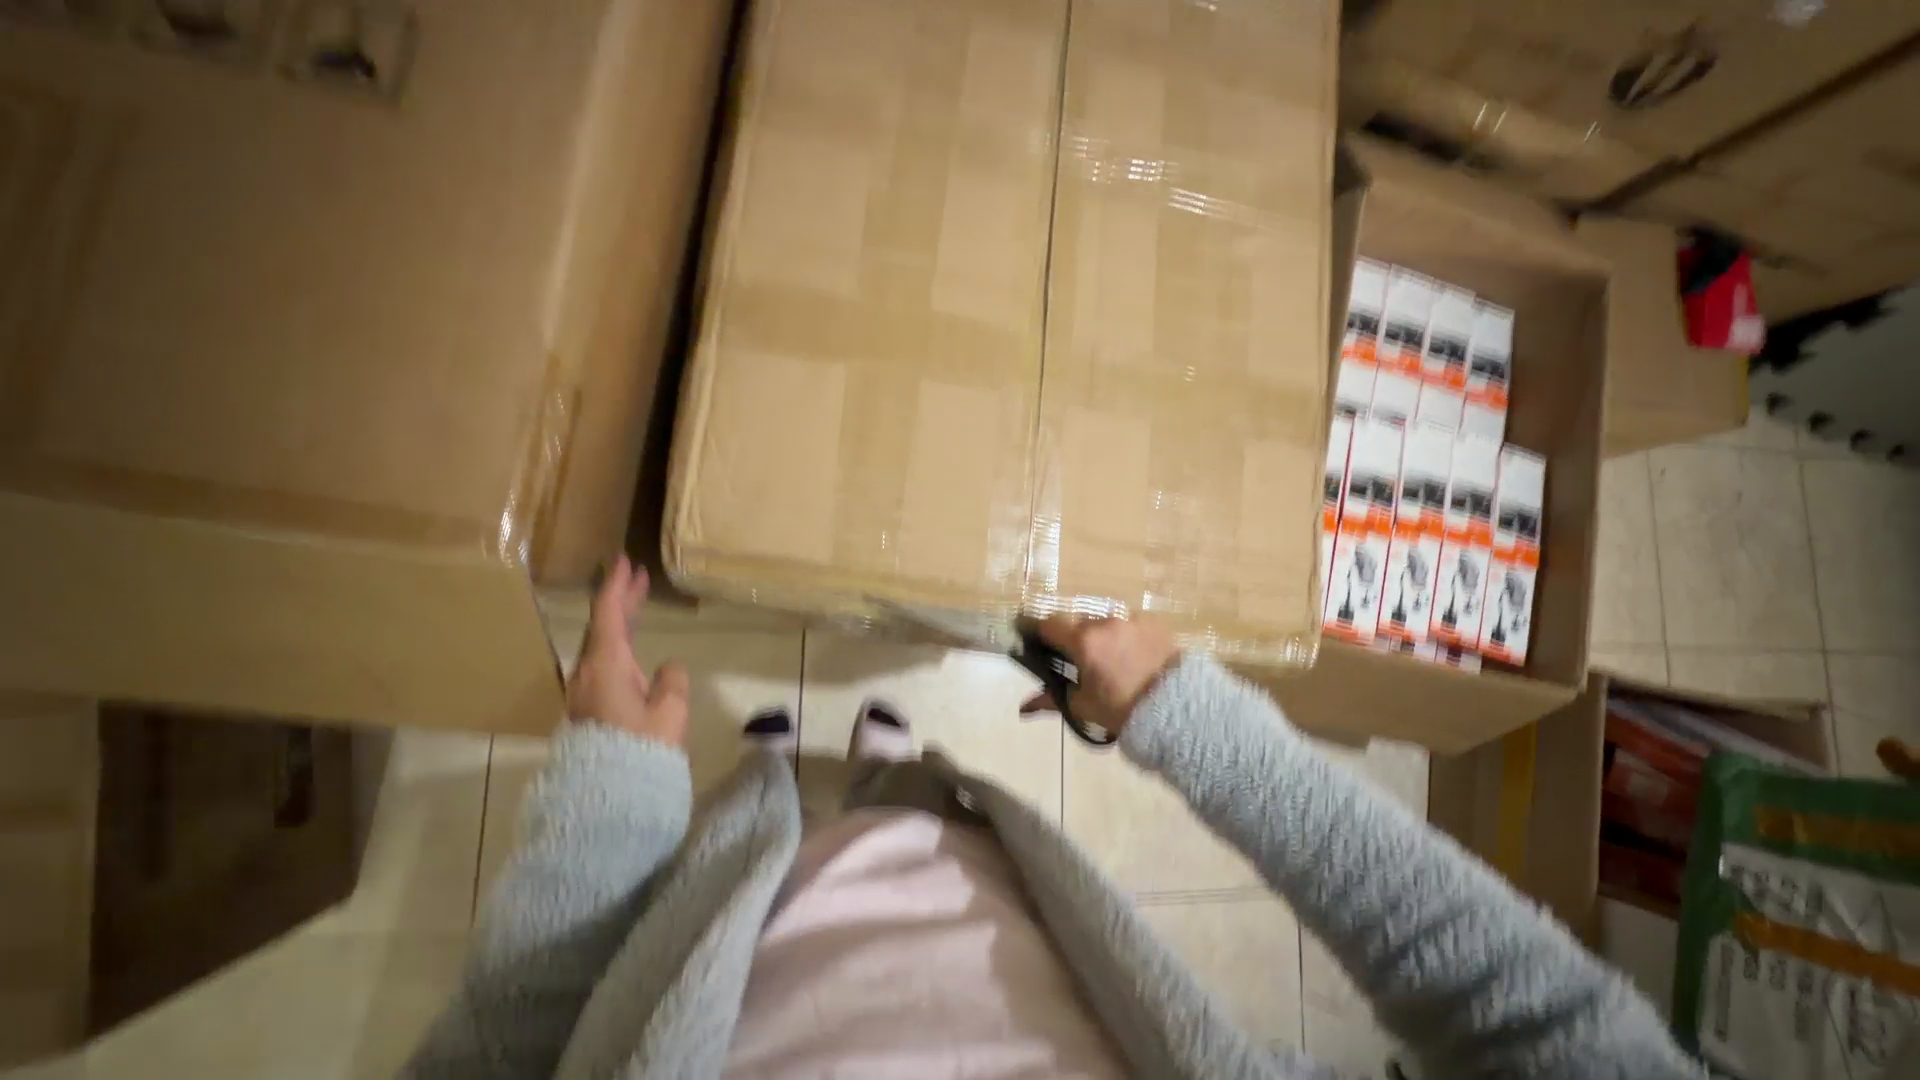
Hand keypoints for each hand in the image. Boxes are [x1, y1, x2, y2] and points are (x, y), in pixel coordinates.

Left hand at [566, 555, 690, 747]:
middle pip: (603, 627)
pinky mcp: (586, 710)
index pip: (609, 613)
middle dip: (620, 600)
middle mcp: (588, 673)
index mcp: (606, 664)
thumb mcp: (670, 712)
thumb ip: (672, 681)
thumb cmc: (641, 747)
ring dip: (618, 624)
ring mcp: (583, 693)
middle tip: (637, 577)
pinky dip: (616, 646)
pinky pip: (601, 664)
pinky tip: (629, 650)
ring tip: (636, 607)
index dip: (617, 585)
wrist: (606, 796)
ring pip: (600, 646)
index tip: (623, 561)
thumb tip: (668, 668)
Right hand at [1019, 615, 1180, 736]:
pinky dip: (1127, 637)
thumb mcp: (1083, 707)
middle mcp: (1105, 622)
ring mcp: (1132, 619)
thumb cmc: (1122, 710)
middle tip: (1079, 660)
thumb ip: (1050, 700)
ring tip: (1112, 660)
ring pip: (1106, 622)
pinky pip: (1131, 625)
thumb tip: (1022, 708)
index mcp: (1083, 641)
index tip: (1035, 640)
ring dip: (1103, 636)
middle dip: (1074, 638)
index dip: (1039, 631)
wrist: (1177, 710)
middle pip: (1079, 622)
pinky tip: (1135, 657)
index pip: (1049, 624)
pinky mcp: (1155, 622)